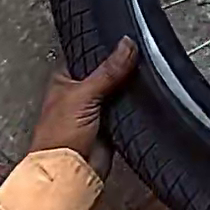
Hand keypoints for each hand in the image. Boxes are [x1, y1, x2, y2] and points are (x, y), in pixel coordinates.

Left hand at [30, 38, 137, 173]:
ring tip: (149, 69)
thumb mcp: (84, 94)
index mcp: (66, 78)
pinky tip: (147, 94)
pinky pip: (128, 109)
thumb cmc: (59, 135)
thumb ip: (108, 70)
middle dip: (122, 67)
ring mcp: (97, 109)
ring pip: (119, 90)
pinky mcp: (112, 125)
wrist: (71, 172)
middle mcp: (81, 92)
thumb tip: (126, 44)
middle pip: (107, 72)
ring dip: (130, 86)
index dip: (106, 47)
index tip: (127, 37)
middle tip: (142, 53)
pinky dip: (136, 104)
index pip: (89, 54)